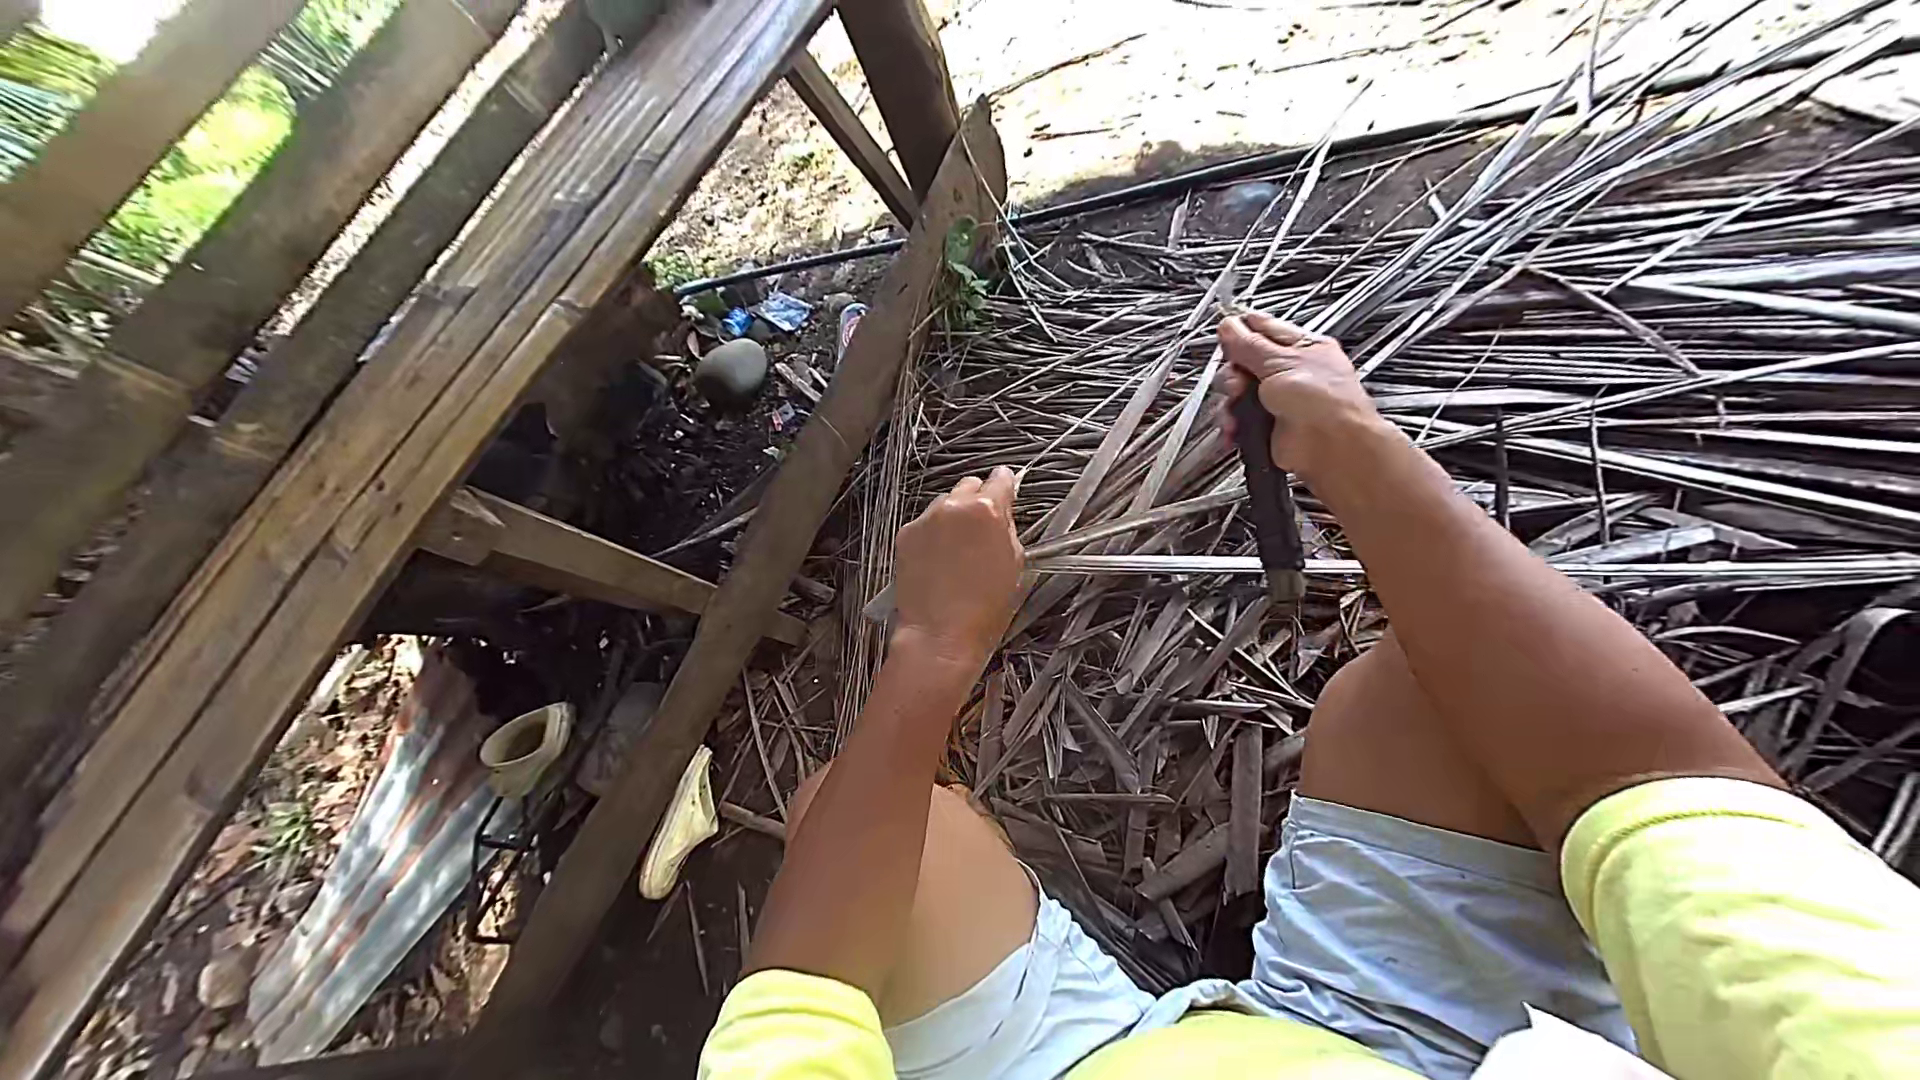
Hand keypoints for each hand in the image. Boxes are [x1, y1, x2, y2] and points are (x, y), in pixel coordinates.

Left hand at [891, 466, 1022, 667]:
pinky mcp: (905, 534)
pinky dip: (932, 535)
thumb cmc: (986, 607)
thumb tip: (1001, 513)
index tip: (1006, 492)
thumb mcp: (1014, 563)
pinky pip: (925, 524)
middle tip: (981, 530)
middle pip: (969, 486)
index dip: (1005, 486)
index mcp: (987, 510)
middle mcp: (954, 507)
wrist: (940, 634)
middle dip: (977, 501)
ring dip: (953, 518)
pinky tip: (937, 561)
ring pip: (945, 505)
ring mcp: (926, 519)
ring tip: (957, 550)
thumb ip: (1007, 528)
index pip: (1001, 478)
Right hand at [1215, 312, 1381, 478]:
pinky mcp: (1265, 425)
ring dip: (1229, 403)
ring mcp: (1276, 401)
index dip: (1240, 331)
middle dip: (1232, 374)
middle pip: (1242, 364)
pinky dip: (1231, 424)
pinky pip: (1237, 419)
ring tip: (1237, 408)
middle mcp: (1288, 373)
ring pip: (1236, 394)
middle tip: (1237, 382)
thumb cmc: (1325, 401)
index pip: (1263, 329)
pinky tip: (1235, 426)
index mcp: (1300, 348)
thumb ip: (1249, 344)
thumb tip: (1229, 325)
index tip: (1224, 337)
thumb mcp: (1281, 362)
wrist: (1330, 445)